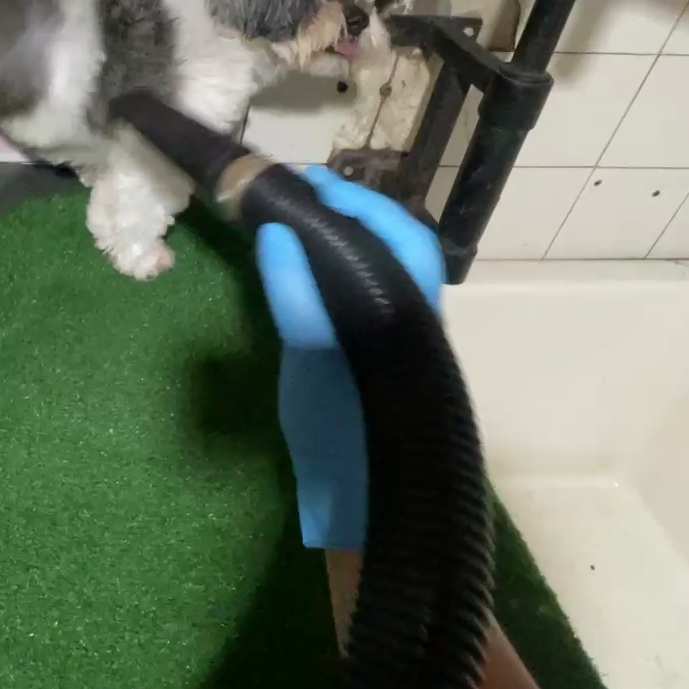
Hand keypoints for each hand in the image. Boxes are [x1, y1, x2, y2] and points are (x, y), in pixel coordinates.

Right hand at [252, 167, 445, 550]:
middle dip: (348, 210)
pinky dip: (326, 264)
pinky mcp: (361, 348)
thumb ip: (302, 304)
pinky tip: (295, 259)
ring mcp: (388, 332)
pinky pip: (349, 290)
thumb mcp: (318, 369)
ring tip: (291, 214)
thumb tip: (277, 236)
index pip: (398, 242)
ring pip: (372, 264)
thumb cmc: (343, 442)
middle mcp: (409, 316)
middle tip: (295, 190)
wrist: (355, 504)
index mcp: (412, 317)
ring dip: (337, 233)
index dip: (358, 207)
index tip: (309, 184)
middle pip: (391, 244)